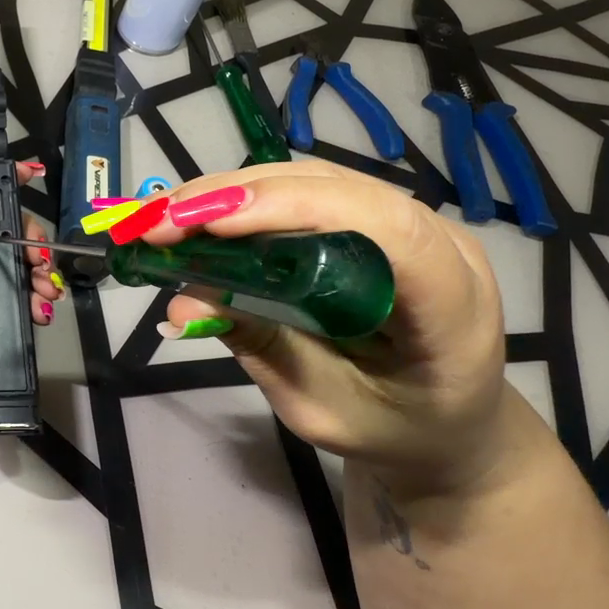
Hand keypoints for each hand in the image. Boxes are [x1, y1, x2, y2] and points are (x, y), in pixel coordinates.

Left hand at [0, 155, 59, 412]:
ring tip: (46, 289)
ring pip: (22, 267)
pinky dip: (38, 301)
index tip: (33, 175)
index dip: (6, 185)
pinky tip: (42, 310)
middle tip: (41, 258)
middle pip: (9, 234)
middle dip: (33, 240)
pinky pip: (24, 299)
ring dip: (42, 274)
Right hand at [145, 160, 510, 493]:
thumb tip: (180, 302)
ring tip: (160, 217)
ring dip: (227, 192)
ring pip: (308, 179)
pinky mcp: (370, 217)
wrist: (446, 425)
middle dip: (235, 198)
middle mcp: (438, 244)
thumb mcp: (321, 408)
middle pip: (333, 189)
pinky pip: (301, 190)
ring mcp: (407, 222)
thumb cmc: (393, 429)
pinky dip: (239, 198)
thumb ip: (260, 348)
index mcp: (451, 305)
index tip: (212, 226)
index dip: (296, 211)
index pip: (386, 230)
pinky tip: (193, 215)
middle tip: (157, 223)